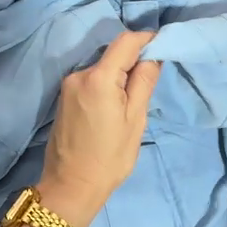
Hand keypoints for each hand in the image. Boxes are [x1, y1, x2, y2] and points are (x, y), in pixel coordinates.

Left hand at [39, 30, 161, 226]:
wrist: (72, 185)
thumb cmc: (110, 157)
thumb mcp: (136, 119)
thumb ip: (144, 82)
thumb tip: (153, 55)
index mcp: (99, 78)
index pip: (126, 41)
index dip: (147, 40)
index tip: (162, 50)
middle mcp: (79, 74)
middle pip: (113, 54)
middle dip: (133, 61)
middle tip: (150, 82)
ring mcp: (68, 84)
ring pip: (102, 67)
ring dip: (119, 75)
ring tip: (131, 100)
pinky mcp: (64, 96)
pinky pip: (91, 80)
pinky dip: (106, 84)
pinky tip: (113, 106)